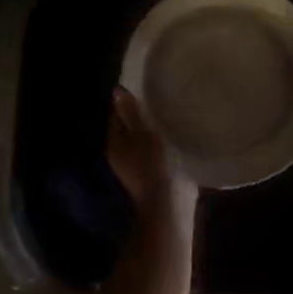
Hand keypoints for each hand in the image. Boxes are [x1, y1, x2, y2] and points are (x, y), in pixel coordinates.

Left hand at [107, 88, 194, 211]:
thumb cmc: (153, 165)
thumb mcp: (142, 134)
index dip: (129, 102)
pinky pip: (155, 152)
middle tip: (162, 98)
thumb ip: (131, 113)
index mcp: (115, 144)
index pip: (117, 115)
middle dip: (143, 116)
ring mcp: (136, 167)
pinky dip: (163, 143)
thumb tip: (117, 91)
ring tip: (173, 114)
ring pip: (144, 141)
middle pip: (130, 128)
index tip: (146, 89)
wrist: (168, 204)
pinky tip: (177, 136)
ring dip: (155, 130)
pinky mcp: (152, 175)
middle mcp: (121, 156)